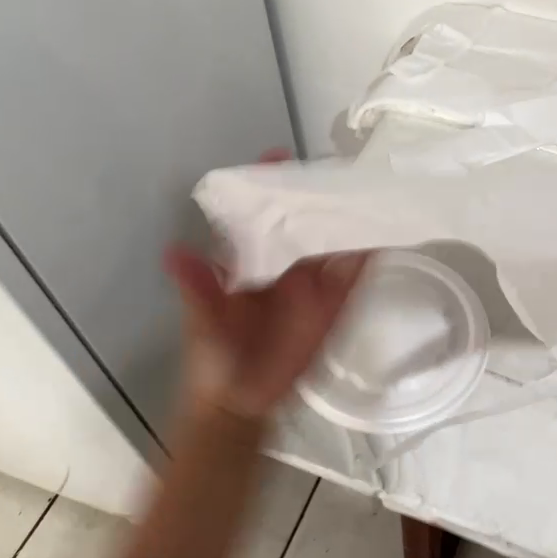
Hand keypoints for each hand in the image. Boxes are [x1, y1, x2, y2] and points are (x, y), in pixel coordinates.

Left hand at [165, 151, 370, 418]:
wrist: (238, 402)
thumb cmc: (215, 357)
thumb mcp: (203, 321)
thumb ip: (197, 287)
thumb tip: (174, 252)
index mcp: (250, 261)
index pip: (260, 214)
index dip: (267, 184)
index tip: (278, 155)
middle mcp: (283, 265)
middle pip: (303, 221)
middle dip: (317, 193)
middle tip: (336, 166)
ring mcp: (310, 285)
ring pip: (332, 243)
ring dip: (347, 219)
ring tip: (367, 191)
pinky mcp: (332, 306)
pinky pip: (352, 277)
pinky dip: (366, 257)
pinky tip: (382, 235)